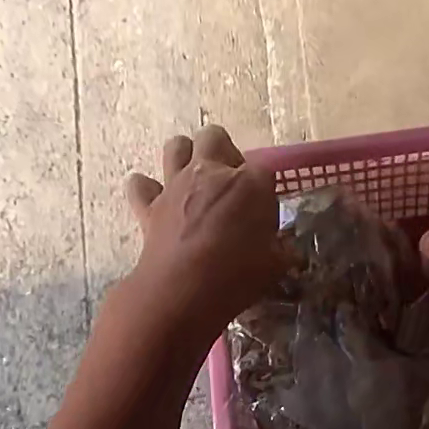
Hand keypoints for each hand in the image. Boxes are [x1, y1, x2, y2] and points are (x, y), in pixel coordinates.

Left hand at [123, 124, 284, 338]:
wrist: (184, 290)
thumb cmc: (238, 276)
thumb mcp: (275, 266)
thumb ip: (282, 250)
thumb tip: (288, 250)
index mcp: (250, 183)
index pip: (265, 172)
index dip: (265, 191)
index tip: (266, 214)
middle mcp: (211, 172)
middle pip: (215, 137)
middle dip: (224, 153)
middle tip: (231, 184)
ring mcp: (176, 184)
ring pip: (176, 146)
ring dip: (185, 157)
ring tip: (195, 181)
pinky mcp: (149, 205)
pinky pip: (141, 185)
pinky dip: (146, 190)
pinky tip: (156, 202)